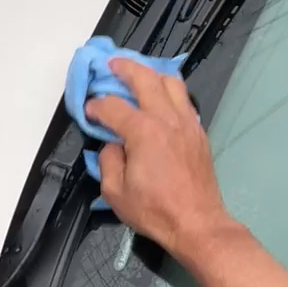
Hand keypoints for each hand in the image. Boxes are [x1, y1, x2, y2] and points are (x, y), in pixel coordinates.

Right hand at [84, 58, 237, 258]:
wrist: (196, 222)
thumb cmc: (154, 210)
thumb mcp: (115, 192)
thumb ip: (108, 161)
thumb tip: (112, 145)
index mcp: (143, 132)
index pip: (113, 107)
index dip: (96, 105)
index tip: (88, 110)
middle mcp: (167, 119)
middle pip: (146, 78)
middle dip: (125, 68)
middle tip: (111, 65)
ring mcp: (187, 123)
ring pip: (171, 82)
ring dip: (152, 73)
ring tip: (139, 75)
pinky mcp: (199, 132)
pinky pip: (184, 100)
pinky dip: (169, 91)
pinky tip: (160, 99)